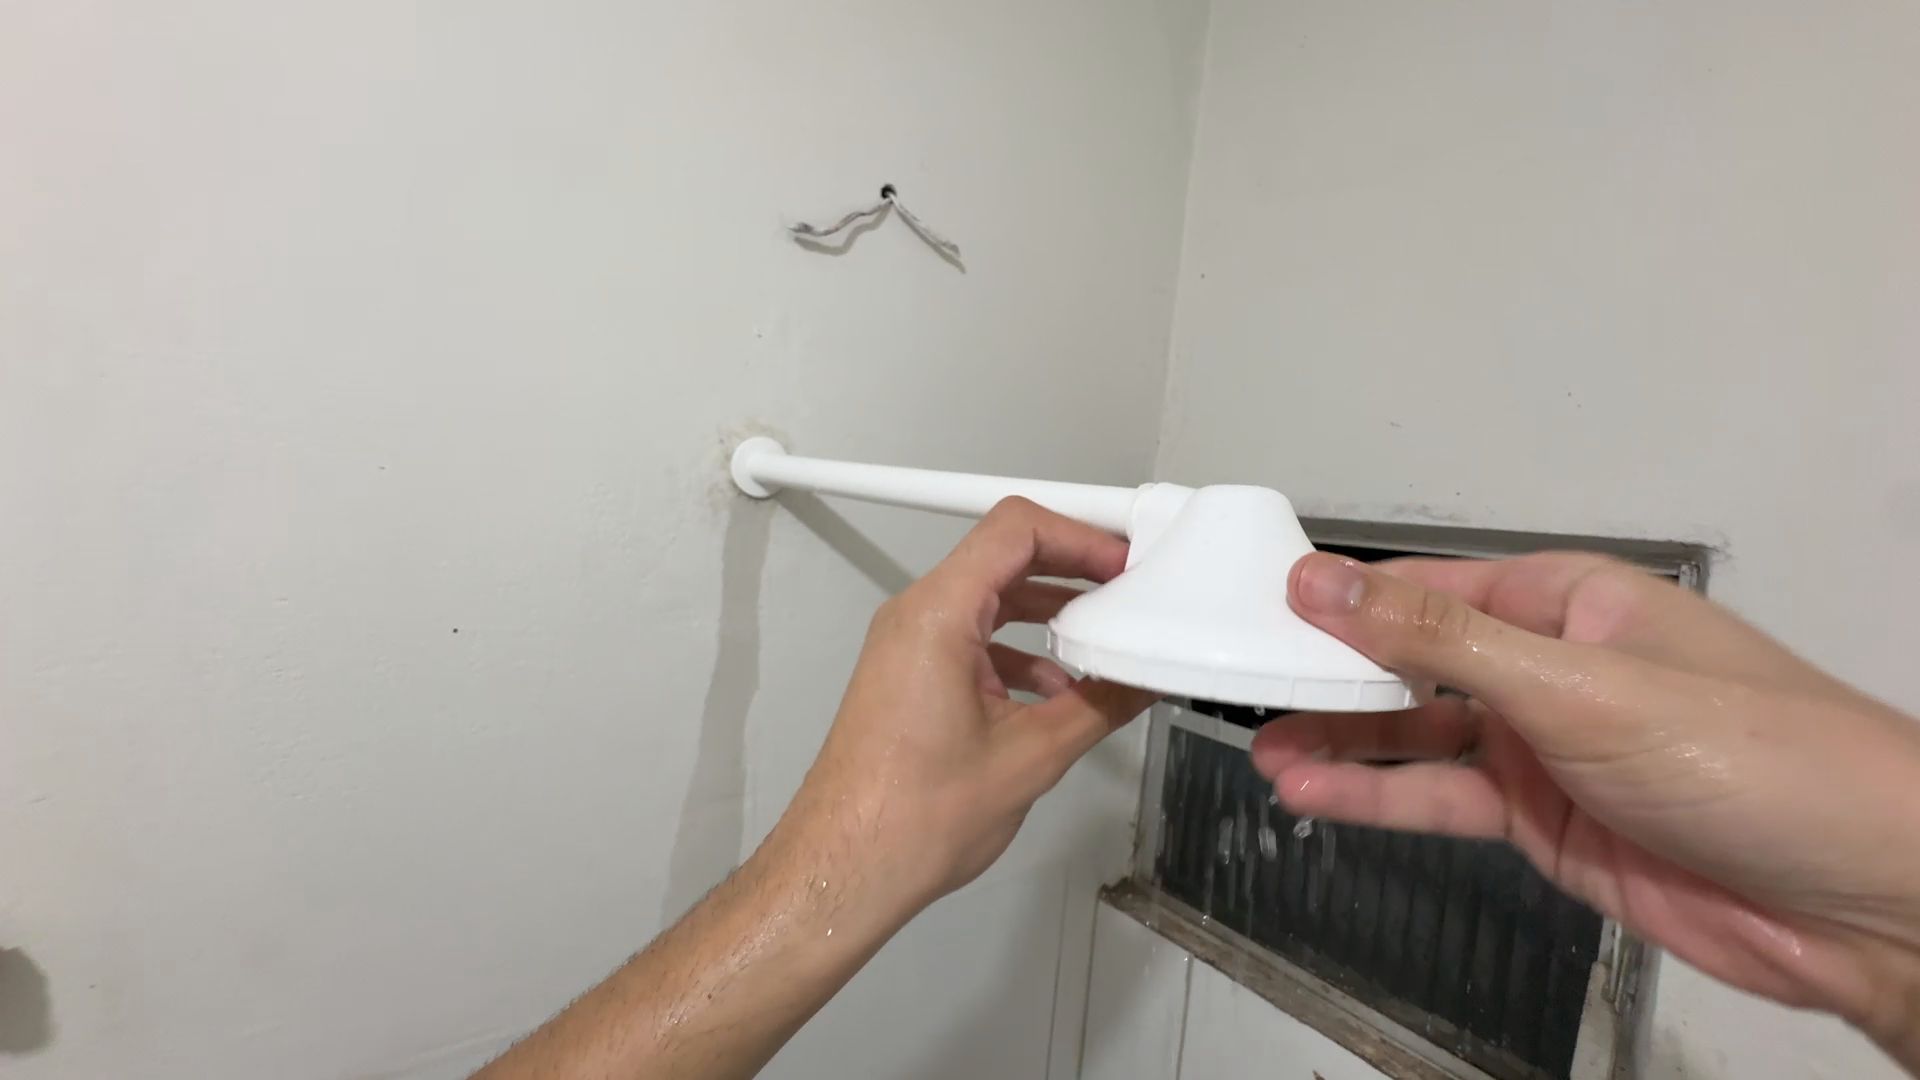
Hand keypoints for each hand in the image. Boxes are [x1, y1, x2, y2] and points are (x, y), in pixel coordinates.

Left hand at [785, 496, 1159, 911]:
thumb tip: (1142, 680)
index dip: (1077, 536)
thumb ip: (1099, 706)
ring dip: (1046, 611)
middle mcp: (916, 614)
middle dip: (1069, 568)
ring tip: (1099, 638)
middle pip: (1003, 556)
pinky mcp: (910, 671)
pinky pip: (971, 636)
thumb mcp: (1030, 756)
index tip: (1121, 563)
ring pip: (989, 598)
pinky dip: (1017, 649)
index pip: (1014, 530)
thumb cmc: (914, 815)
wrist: (844, 867)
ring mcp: (908, 642)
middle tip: (1123, 588)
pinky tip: (1056, 690)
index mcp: (938, 614)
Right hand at [1250, 552, 1919, 1061]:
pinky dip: (1373, 796)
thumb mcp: (1570, 684)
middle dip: (1329, 676)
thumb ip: (1432, 637)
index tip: (1261, 609)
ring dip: (1338, 742)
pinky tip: (1312, 795)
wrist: (1881, 915)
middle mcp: (1533, 665)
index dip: (1340, 599)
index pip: (1419, 589)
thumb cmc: (1747, 757)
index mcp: (1554, 603)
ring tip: (1266, 747)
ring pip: (1409, 732)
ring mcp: (1528, 743)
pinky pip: (1433, 794)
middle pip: (1405, 662)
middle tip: (1248, 680)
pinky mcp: (1528, 813)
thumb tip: (1319, 581)